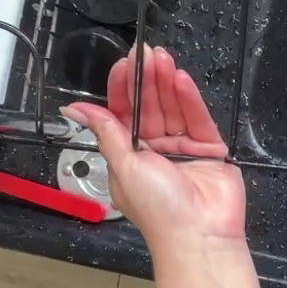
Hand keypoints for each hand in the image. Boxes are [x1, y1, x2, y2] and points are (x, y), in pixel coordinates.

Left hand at [61, 46, 245, 251]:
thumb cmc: (159, 210)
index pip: (124, 114)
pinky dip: (190, 99)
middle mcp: (156, 150)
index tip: (124, 65)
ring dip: (167, 83)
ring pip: (174, 109)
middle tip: (145, 53)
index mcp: (130, 156)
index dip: (123, 89)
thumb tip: (76, 110)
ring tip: (163, 59)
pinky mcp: (210, 150)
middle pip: (150, 107)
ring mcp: (184, 149)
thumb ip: (106, 132)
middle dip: (146, 79)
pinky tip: (181, 80)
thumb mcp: (123, 166)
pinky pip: (198, 119)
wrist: (198, 233)